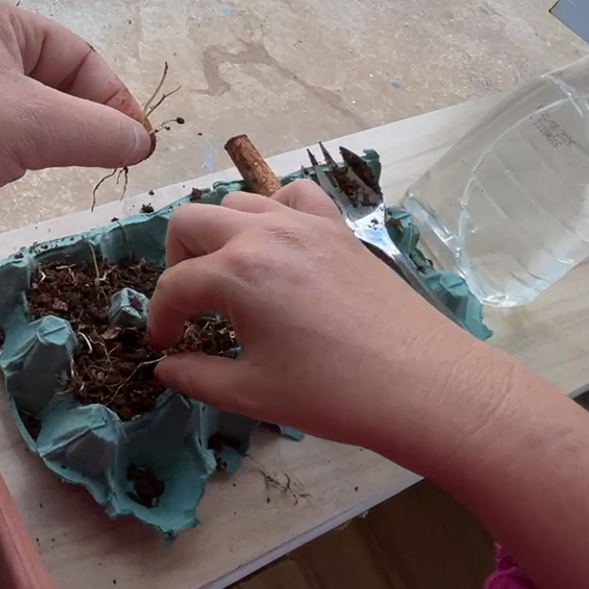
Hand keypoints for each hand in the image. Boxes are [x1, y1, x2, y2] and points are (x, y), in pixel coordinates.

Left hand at [0, 0, 151, 246]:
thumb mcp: (34, 123)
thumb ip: (98, 131)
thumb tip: (142, 142)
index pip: (77, 53)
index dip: (113, 98)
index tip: (137, 145)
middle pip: (52, 78)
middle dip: (84, 118)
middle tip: (111, 160)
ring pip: (23, 107)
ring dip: (52, 135)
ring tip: (71, 165)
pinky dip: (17, 148)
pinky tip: (21, 170)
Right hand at [146, 181, 517, 468]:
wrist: (428, 388)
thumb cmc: (335, 394)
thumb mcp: (253, 394)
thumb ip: (196, 377)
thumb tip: (165, 367)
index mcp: (236, 273)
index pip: (174, 285)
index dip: (160, 317)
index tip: (164, 343)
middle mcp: (262, 233)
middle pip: (189, 222)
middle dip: (176, 262)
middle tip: (190, 303)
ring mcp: (302, 223)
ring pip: (234, 201)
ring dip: (217, 234)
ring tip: (229, 274)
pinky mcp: (335, 227)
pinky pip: (291, 194)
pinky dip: (273, 210)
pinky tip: (277, 243)